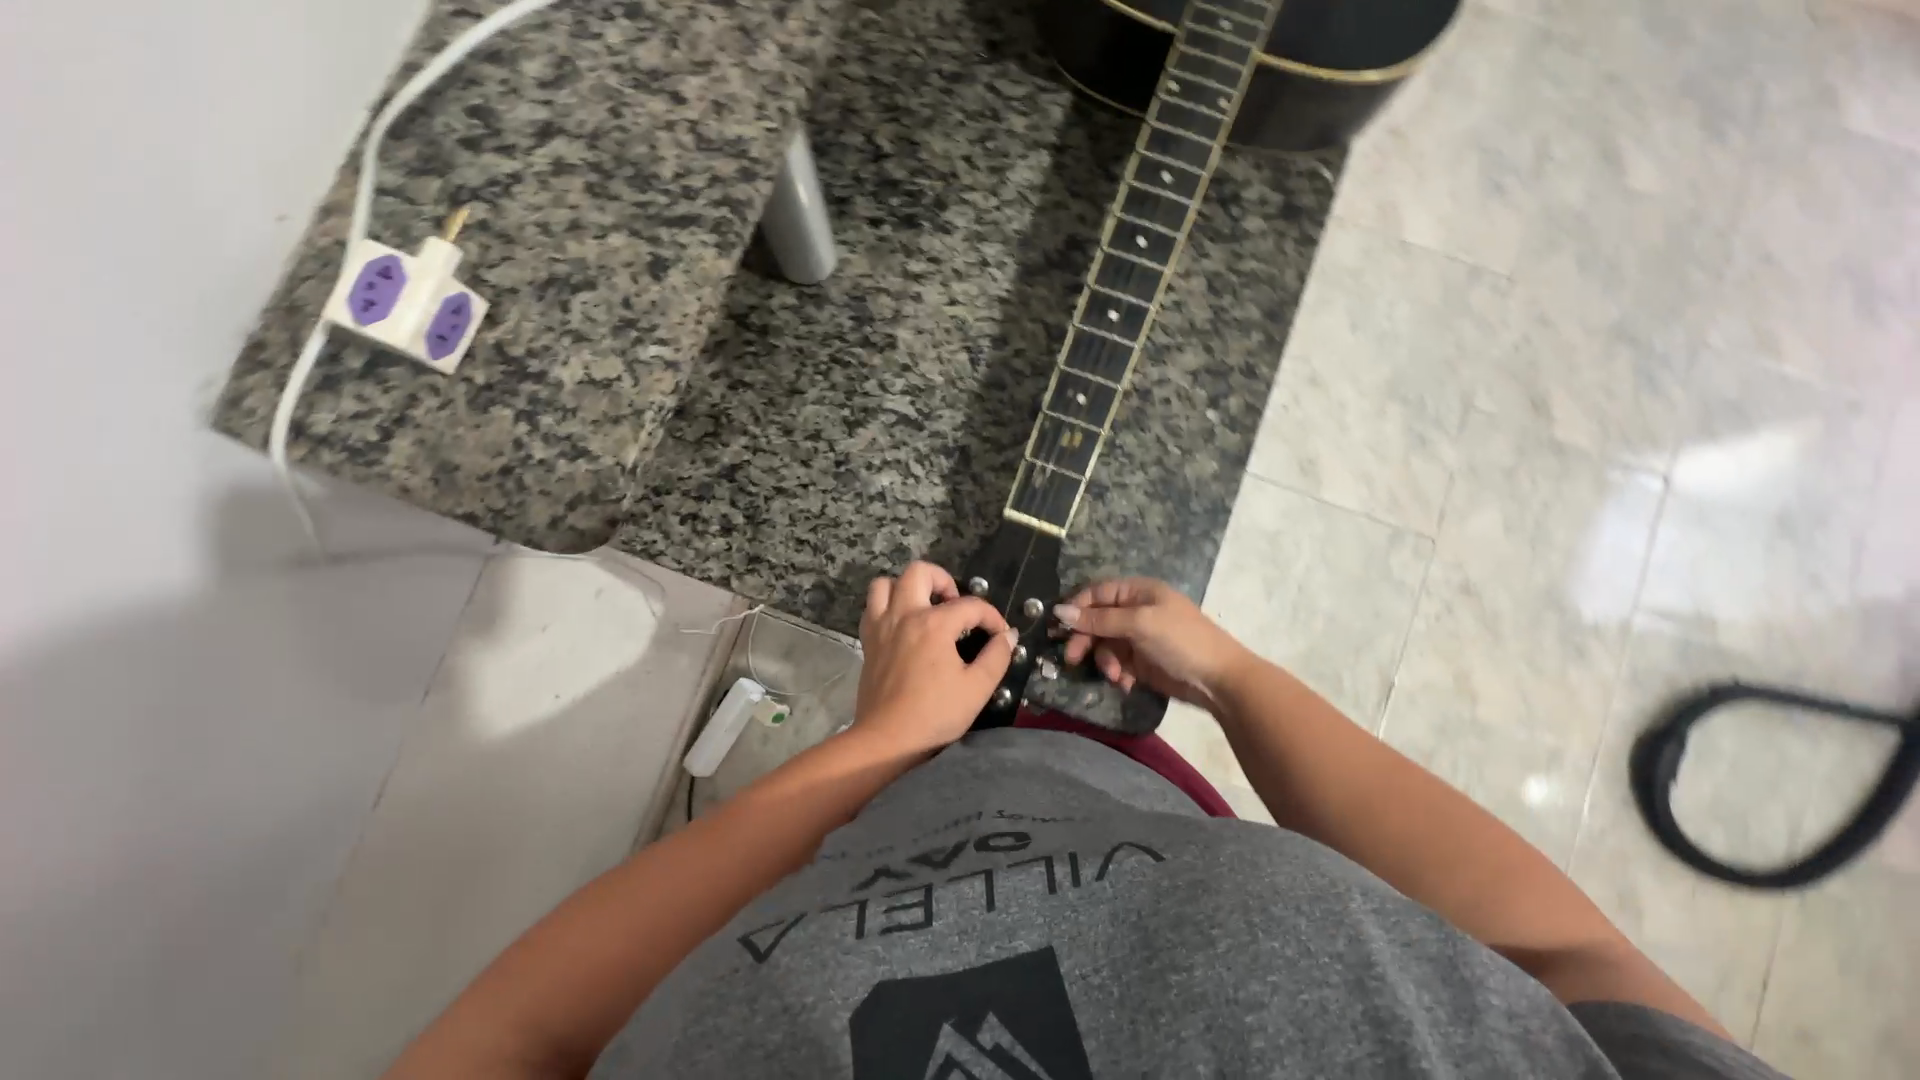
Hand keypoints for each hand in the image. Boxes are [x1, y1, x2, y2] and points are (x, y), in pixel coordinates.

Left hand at [853, 562, 1016, 754]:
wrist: (886, 740)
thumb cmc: (935, 714)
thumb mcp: (977, 689)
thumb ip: (996, 657)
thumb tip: (1007, 636)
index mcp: (934, 624)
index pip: (970, 606)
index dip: (991, 617)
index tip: (1000, 635)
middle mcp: (905, 615)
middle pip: (920, 572)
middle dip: (943, 581)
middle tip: (955, 605)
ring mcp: (881, 627)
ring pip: (886, 583)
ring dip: (907, 587)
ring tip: (925, 607)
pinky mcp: (868, 642)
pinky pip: (871, 607)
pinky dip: (887, 606)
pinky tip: (903, 625)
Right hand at [1056, 577, 1256, 711]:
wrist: (1218, 680)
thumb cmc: (1181, 641)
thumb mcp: (1139, 624)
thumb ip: (1099, 619)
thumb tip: (1059, 611)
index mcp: (1138, 592)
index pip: (1097, 593)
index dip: (1077, 608)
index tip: (1058, 627)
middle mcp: (1136, 611)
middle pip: (1097, 621)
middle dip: (1086, 640)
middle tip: (1072, 659)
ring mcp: (1139, 637)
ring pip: (1105, 645)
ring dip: (1105, 661)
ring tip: (1116, 676)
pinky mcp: (1142, 662)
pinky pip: (1117, 663)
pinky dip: (1118, 673)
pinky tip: (1127, 683)